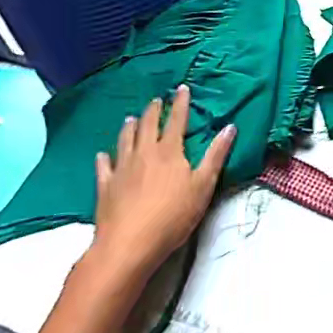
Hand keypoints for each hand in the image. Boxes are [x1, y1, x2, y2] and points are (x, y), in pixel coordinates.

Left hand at [90, 85, 235, 278]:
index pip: (177, 120)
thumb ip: (215, 155)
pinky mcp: (106, 186)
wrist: (129, 244)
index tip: (182, 88)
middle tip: (156, 100)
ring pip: (125, 140)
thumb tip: (229, 127)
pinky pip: (104, 166)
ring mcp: (122, 168)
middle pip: (148, 125)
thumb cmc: (172, 216)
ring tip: (131, 118)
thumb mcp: (203, 186)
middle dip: (153, 111)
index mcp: (169, 151)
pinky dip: (104, 158)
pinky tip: (102, 155)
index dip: (180, 103)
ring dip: (130, 127)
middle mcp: (144, 153)